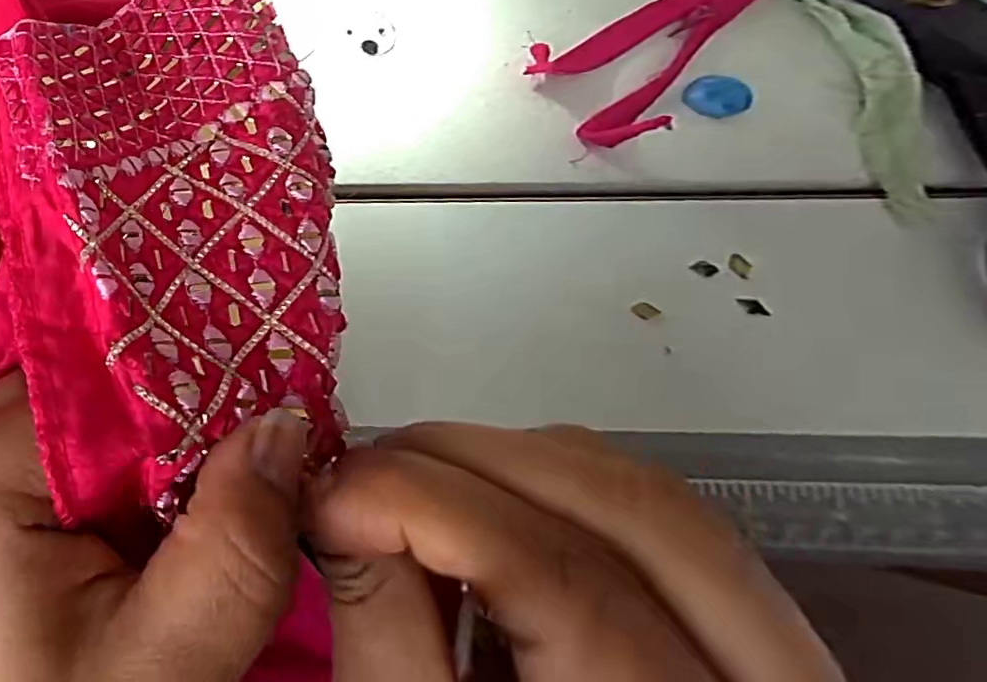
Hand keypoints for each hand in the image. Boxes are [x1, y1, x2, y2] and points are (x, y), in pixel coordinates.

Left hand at [0, 371, 310, 681]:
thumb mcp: (163, 662)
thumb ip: (230, 545)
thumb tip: (281, 423)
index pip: (101, 375)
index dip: (186, 382)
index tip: (262, 393)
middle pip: (97, 381)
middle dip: (179, 405)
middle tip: (258, 429)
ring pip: (97, 405)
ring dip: (165, 434)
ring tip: (225, 464)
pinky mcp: (3, 476)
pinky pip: (83, 434)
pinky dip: (139, 456)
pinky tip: (179, 488)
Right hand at [303, 423, 842, 681]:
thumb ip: (376, 616)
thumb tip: (337, 493)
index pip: (552, 569)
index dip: (418, 499)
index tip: (330, 491)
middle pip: (625, 504)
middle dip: (461, 455)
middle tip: (367, 476)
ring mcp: (785, 666)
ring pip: (644, 494)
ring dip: (501, 459)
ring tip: (414, 490)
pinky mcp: (753, 638)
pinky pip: (651, 516)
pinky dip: (543, 480)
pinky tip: (476, 511)